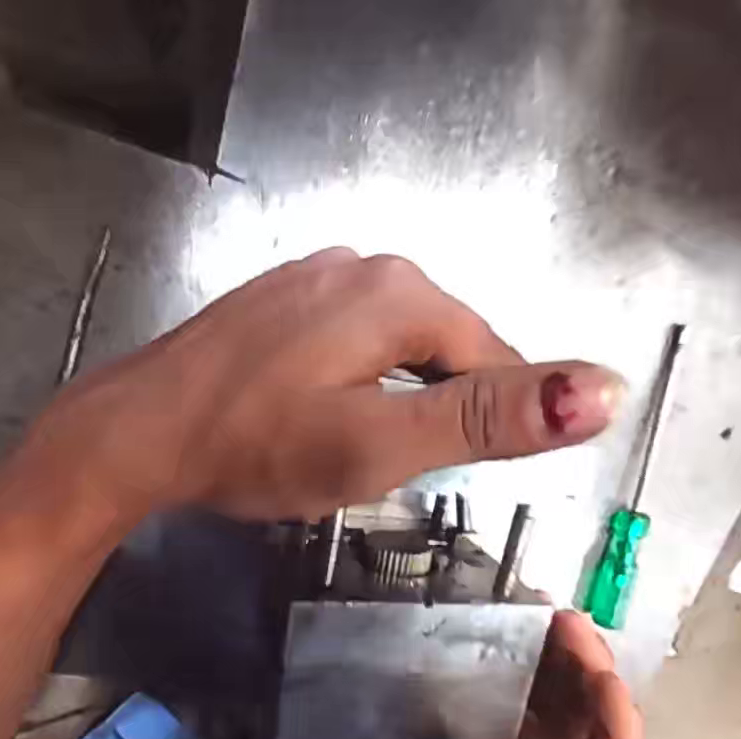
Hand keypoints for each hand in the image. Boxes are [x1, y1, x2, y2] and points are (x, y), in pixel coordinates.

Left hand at [25, 248, 625, 519]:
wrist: (139, 436)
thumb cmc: (260, 446)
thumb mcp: (382, 444)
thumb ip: (486, 417)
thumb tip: (600, 390)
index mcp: (400, 293)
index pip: (493, 357)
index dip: (490, 421)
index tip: (458, 470)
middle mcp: (362, 266)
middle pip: (445, 346)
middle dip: (438, 408)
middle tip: (399, 468)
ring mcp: (313, 279)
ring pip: (397, 345)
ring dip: (398, 397)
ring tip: (362, 449)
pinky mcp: (279, 304)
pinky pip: (351, 342)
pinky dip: (358, 381)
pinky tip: (326, 415)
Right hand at [411, 611, 642, 738]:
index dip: (620, 721)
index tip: (605, 679)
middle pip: (599, 709)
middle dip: (591, 664)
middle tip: (565, 622)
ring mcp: (547, 731)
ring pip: (576, 685)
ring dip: (569, 648)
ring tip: (546, 612)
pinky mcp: (523, 711)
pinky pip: (543, 675)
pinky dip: (540, 648)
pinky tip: (522, 621)